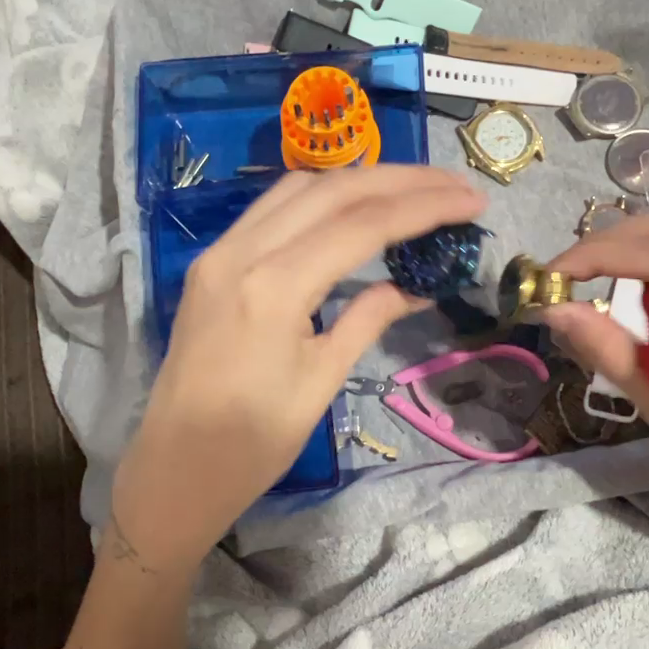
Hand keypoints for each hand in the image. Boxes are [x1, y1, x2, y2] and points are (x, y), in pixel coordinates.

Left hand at [111, 165, 485, 568]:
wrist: (176, 467)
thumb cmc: (254, 442)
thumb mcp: (322, 381)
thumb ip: (369, 318)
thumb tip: (416, 286)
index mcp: (274, 287)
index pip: (361, 224)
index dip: (423, 207)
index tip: (472, 200)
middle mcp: (242, 253)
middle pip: (331, 190)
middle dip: (399, 180)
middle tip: (452, 185)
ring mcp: (219, 253)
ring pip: (296, 189)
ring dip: (357, 181)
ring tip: (409, 190)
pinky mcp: (210, 264)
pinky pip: (269, 211)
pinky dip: (316, 199)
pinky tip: (348, 209)